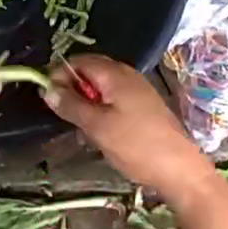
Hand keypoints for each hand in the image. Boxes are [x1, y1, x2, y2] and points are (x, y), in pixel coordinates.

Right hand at [43, 55, 215, 201]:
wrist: (179, 167)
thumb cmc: (136, 145)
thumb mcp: (97, 126)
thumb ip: (72, 105)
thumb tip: (48, 88)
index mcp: (115, 73)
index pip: (79, 61)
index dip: (60, 75)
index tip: (48, 98)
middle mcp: (127, 73)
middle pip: (91, 70)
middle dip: (73, 88)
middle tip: (63, 114)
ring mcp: (137, 88)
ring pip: (102, 86)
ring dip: (87, 101)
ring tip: (81, 127)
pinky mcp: (143, 104)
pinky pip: (114, 97)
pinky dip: (101, 108)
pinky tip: (100, 131)